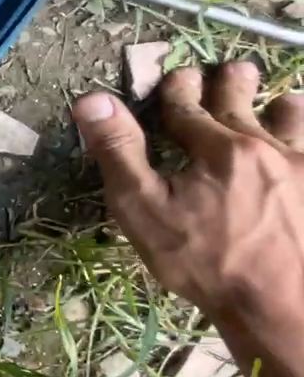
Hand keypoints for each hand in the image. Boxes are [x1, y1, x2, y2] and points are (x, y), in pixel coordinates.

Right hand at [72, 62, 303, 341]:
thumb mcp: (140, 204)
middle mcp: (272, 151)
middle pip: (247, 109)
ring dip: (289, 109)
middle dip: (234, 86)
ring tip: (287, 100)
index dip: (178, 90)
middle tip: (233, 68)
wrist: (287, 308)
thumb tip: (92, 99)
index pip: (189, 110)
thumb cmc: (201, 257)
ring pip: (301, 127)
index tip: (176, 74)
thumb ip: (117, 149)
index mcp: (219, 150)